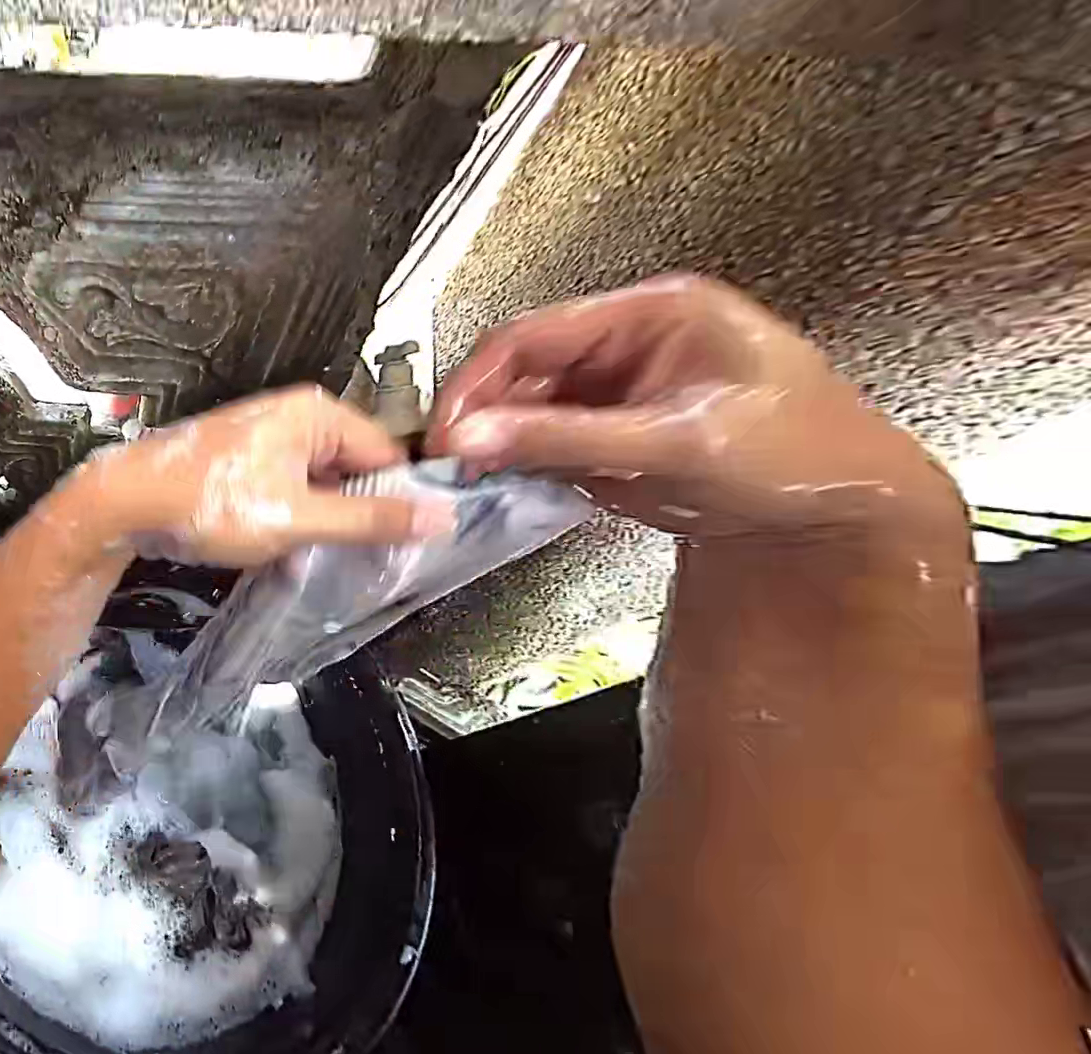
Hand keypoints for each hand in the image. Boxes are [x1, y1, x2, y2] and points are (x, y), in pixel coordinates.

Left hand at [62, 386, 450, 566]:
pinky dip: (292, 516)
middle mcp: (293, 418)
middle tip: (356, 556)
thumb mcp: (299, 517)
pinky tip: (284, 543)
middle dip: (354, 511)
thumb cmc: (212, 502)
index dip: (396, 498)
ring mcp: (265, 440)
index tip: (401, 542)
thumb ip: (369, 518)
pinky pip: (287, 489)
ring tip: (316, 552)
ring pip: (318, 483)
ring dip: (321, 519)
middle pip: (351, 467)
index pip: (385, 453)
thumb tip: (439, 516)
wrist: (128, 503)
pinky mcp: (244, 464)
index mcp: (315, 414)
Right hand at [426, 275, 964, 545]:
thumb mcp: (671, 444)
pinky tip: (494, 480)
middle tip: (447, 462)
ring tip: (464, 476)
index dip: (475, 382)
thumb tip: (462, 439)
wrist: (829, 519)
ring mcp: (605, 387)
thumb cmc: (782, 459)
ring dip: (488, 439)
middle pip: (516, 368)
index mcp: (647, 315)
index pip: (529, 335)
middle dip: (476, 413)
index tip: (444, 434)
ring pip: (518, 404)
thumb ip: (561, 439)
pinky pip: (534, 436)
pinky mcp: (596, 427)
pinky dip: (508, 458)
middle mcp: (617, 342)